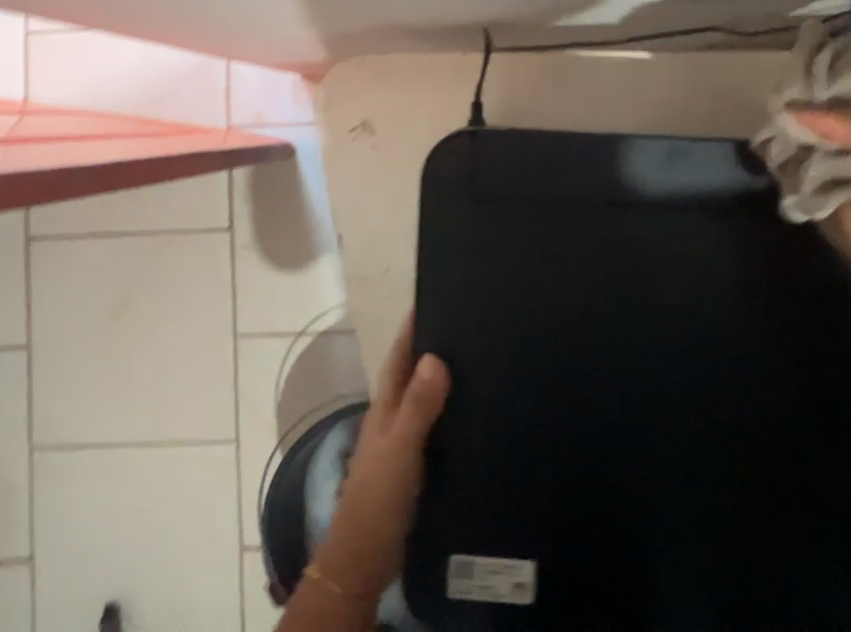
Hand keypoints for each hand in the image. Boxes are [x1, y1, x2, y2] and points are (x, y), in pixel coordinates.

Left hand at [314, 315, 451, 598]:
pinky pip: (438, 428)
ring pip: (427, 400)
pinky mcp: (417, 467)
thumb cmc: (378, 498)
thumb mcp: (400, 449)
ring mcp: (403, 443)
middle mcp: (393, 419)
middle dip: (436, 347)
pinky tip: (477, 415)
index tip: (436, 294)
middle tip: (474, 324)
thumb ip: (417, 406)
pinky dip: (453, 414)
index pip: (400, 356)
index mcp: (385, 408)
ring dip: (447, 381)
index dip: (413, 327)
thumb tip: (436, 356)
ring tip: (484, 361)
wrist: (366, 557)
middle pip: (414, 374)